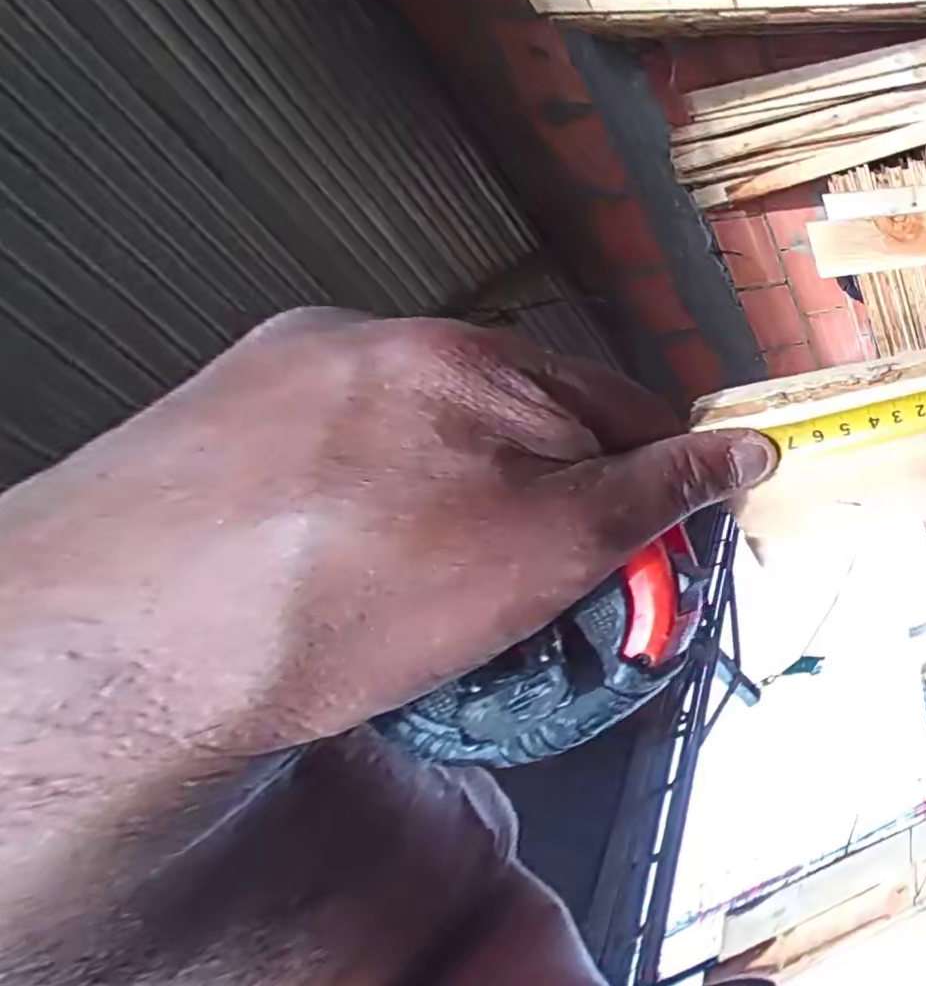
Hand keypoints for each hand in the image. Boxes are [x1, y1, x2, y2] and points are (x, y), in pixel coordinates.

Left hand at [0, 309, 775, 760]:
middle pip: (546, 411)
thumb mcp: (559, 544)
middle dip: (574, 481)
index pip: (628, 407)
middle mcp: (391, 335)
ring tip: (466, 557)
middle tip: (559, 560)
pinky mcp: (235, 405)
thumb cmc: (363, 600)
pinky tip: (381, 534)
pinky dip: (408, 475)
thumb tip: (754, 448)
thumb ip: (667, 486)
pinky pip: (377, 431)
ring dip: (494, 476)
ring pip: (463, 420)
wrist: (89, 671)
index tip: (651, 537)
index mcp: (480, 357)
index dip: (656, 477)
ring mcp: (303, 364)